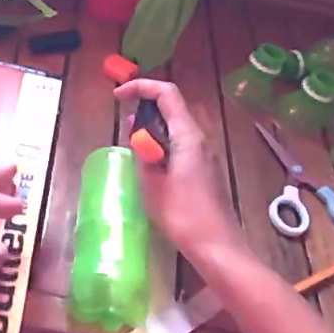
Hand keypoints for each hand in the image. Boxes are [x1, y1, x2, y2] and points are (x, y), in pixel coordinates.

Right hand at [114, 79, 244, 259]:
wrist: (215, 245)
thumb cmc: (182, 214)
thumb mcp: (152, 182)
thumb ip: (143, 152)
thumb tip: (136, 130)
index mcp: (187, 136)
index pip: (167, 93)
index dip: (141, 87)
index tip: (117, 96)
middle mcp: (199, 137)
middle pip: (173, 105)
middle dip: (145, 103)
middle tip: (122, 117)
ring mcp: (203, 152)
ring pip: (176, 123)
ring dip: (152, 123)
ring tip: (130, 137)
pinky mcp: (201, 166)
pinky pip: (178, 140)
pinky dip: (160, 139)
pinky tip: (146, 157)